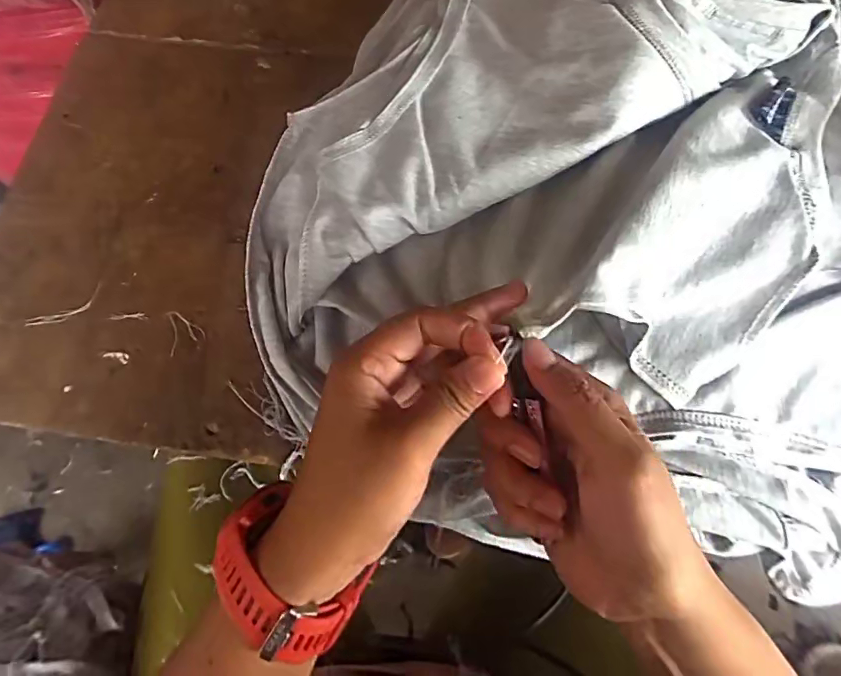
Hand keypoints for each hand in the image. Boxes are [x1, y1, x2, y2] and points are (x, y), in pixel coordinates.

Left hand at [255, 282, 527, 603]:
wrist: (323, 545)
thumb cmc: (359, 494)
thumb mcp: (409, 445)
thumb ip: (452, 399)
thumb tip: (495, 362)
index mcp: (365, 362)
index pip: (420, 325)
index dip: (462, 329)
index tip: (500, 352)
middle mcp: (373, 366)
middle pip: (427, 331)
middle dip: (471, 317)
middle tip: (516, 295)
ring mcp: (383, 389)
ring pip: (431, 355)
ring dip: (468, 346)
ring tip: (510, 328)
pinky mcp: (393, 412)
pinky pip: (430, 382)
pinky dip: (459, 376)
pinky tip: (485, 371)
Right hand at [477, 338, 719, 625]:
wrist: (647, 601)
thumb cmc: (644, 520)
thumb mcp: (618, 455)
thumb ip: (575, 400)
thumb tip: (531, 345)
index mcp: (584, 403)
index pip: (528, 368)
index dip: (504, 382)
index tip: (503, 409)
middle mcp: (556, 424)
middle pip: (499, 410)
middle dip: (510, 444)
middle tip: (536, 464)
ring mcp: (540, 460)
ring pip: (494, 451)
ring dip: (518, 485)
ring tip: (555, 510)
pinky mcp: (527, 494)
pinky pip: (496, 486)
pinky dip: (518, 509)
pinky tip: (549, 527)